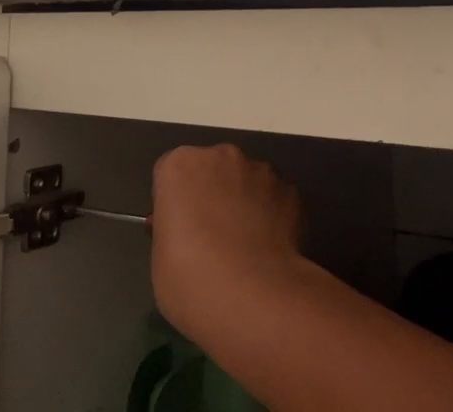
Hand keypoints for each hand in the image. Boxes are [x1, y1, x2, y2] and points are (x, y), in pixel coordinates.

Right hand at [150, 143, 303, 334]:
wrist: (252, 296)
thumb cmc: (189, 278)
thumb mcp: (160, 258)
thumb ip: (171, 230)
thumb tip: (183, 228)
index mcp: (181, 165)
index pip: (171, 173)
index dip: (174, 203)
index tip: (178, 232)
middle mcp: (222, 156)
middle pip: (212, 170)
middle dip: (211, 195)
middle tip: (209, 239)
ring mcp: (261, 171)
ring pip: (247, 182)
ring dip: (243, 203)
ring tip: (243, 249)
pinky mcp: (291, 191)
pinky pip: (274, 200)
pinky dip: (271, 217)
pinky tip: (267, 252)